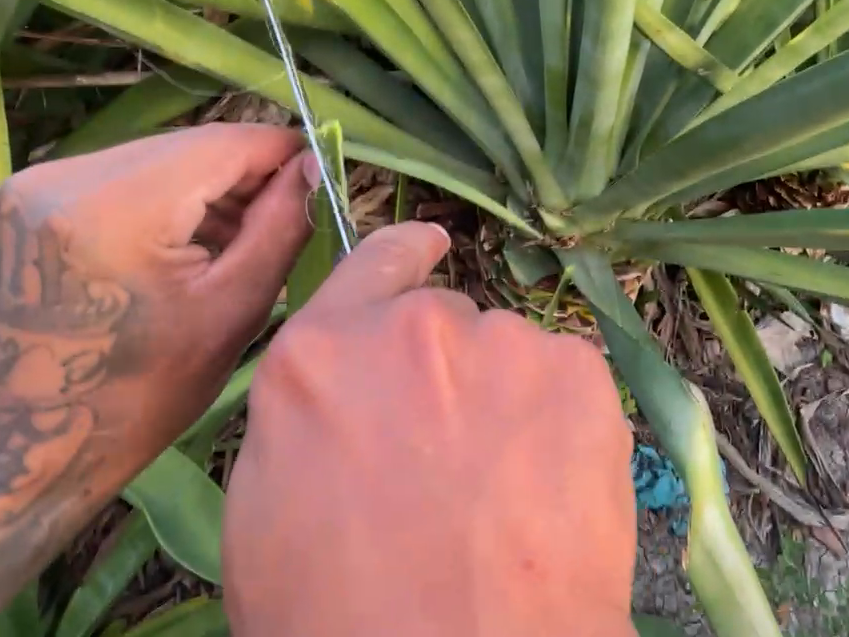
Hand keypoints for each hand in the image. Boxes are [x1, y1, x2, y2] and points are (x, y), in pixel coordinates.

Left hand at [0, 124, 314, 636]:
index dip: (284, 154)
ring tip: (240, 239)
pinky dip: (173, 196)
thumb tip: (314, 164)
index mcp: (116, 207)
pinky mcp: (32, 196)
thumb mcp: (236, 307)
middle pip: (195, 144)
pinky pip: (131, 172)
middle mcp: (67, 176)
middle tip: (286, 217)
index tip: (321, 180)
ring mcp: (40, 182)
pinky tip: (193, 242)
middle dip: (249, 174)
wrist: (26, 448)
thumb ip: (282, 222)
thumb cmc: (146, 392)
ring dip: (213, 186)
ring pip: (166, 155)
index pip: (228, 142)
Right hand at [224, 223, 637, 636]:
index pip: (372, 263)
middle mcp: (414, 326)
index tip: (429, 249)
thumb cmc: (342, 619)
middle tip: (454, 454)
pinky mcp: (577, 369)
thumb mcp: (271, 514)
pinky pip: (563, 379)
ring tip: (504, 490)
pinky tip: (548, 487)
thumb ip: (311, 415)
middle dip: (447, 372)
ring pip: (508, 354)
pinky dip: (559, 419)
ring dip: (506, 399)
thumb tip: (349, 389)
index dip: (404, 257)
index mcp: (321, 354)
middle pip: (443, 323)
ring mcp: (503, 340)